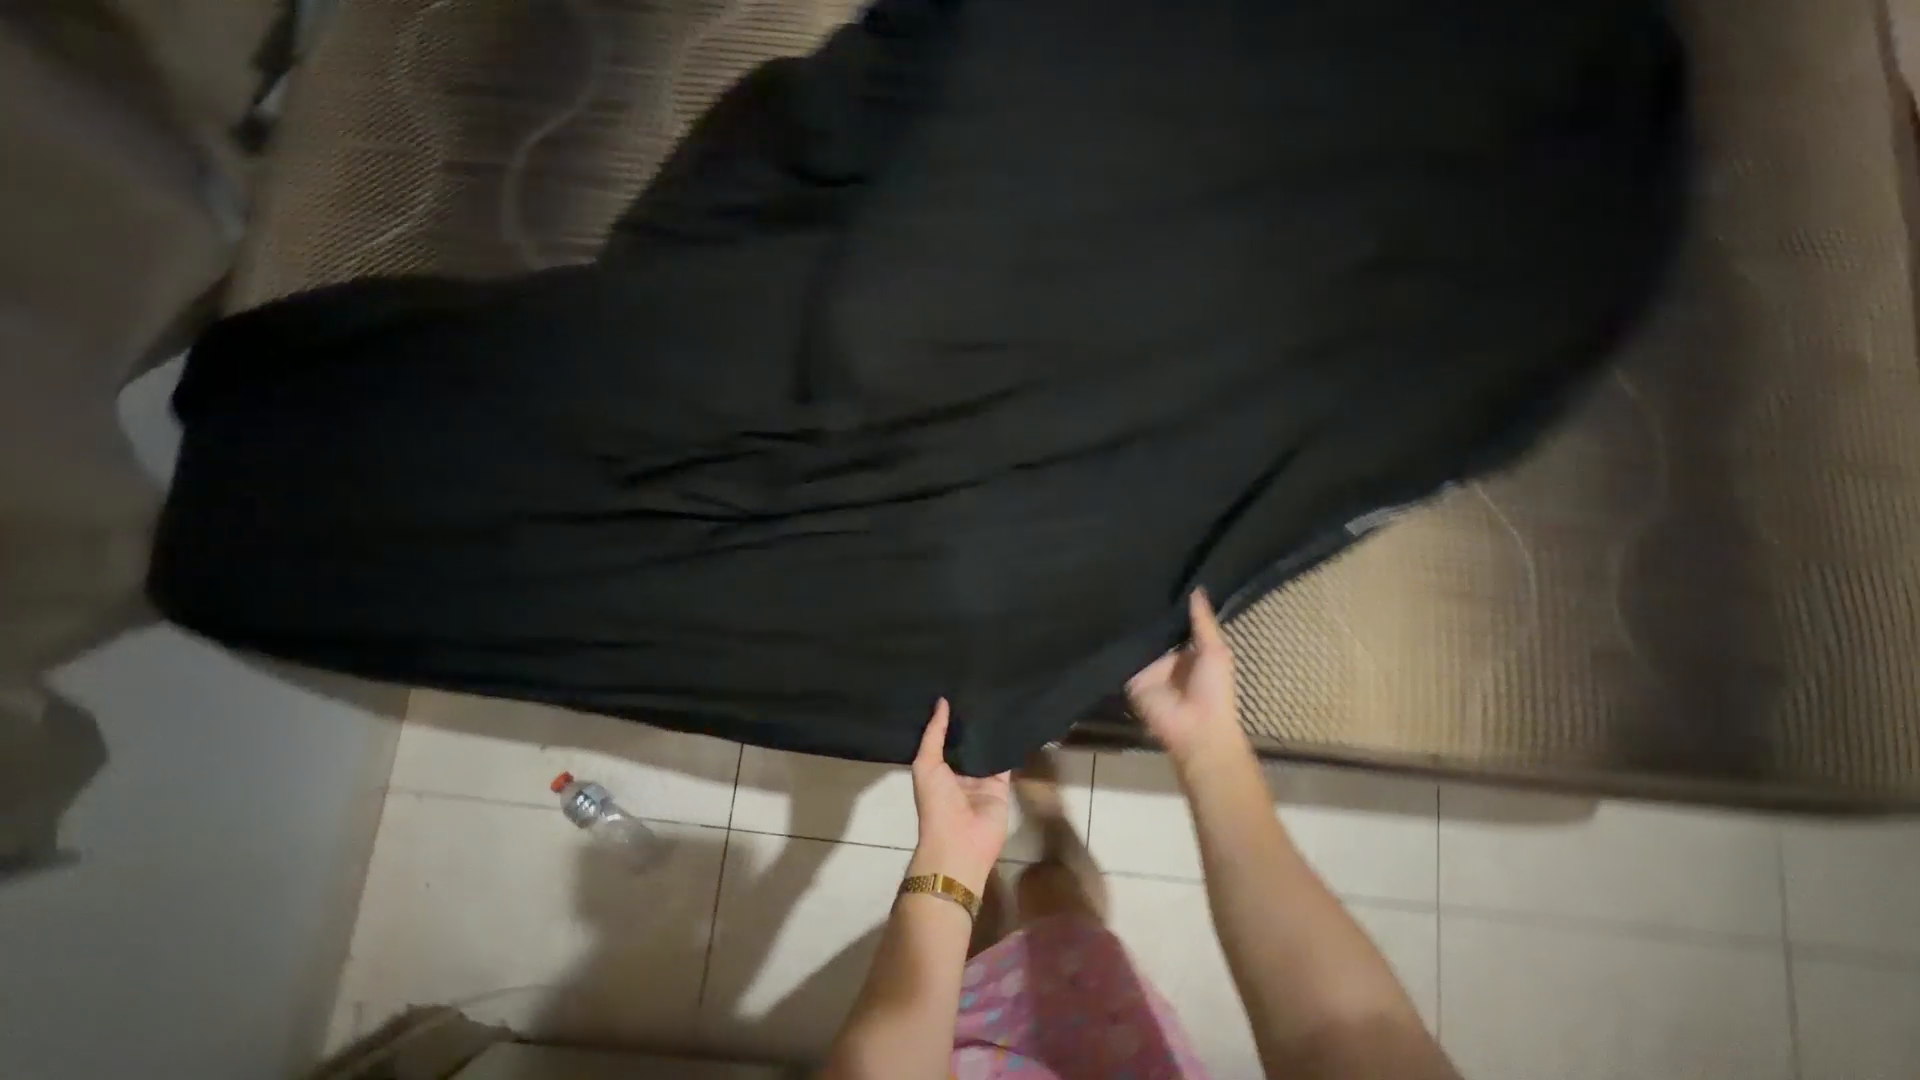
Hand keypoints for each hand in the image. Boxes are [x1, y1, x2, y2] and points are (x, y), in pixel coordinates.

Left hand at [908, 698, 1010, 891]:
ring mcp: (981, 779)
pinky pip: (1006, 761)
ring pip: (987, 749)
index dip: (948, 718)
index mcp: (937, 768)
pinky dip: (1009, 745)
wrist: (960, 841)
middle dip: (971, 722)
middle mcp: (959, 772)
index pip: (944, 738)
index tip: (954, 689)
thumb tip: (942, 701)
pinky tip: (1013, 721)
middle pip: (967, 742)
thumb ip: (935, 734)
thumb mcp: (926, 764)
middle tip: (980, 687)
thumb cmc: (936, 803)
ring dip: (990, 731)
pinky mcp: (1001, 785)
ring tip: (997, 696)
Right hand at [1126, 589, 1247, 768]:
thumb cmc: (1215, 691)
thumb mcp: (1216, 650)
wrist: (1197, 730)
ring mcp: (1146, 668)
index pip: (1174, 622)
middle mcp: (1165, 657)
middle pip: (1152, 631)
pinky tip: (1107, 620)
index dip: (1167, 605)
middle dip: (1145, 613)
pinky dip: (1117, 645)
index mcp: (1188, 650)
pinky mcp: (1130, 678)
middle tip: (1129, 579)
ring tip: (1114, 592)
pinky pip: (1122, 658)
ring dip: (1129, 626)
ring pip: (1136, 642)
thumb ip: (1203, 622)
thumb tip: (1196, 588)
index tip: (1154, 576)